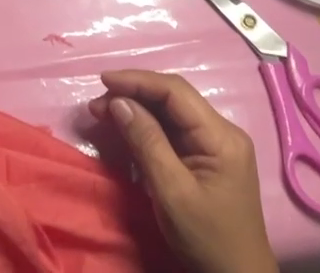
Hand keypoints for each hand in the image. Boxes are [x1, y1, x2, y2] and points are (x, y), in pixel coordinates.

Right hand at [91, 70, 275, 272]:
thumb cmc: (206, 239)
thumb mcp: (172, 192)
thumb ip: (146, 141)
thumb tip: (119, 101)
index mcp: (221, 137)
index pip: (175, 91)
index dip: (137, 80)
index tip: (102, 80)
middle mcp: (222, 132)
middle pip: (172, 98)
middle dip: (133, 94)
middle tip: (97, 105)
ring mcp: (216, 145)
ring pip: (170, 112)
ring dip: (137, 109)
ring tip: (103, 113)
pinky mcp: (206, 158)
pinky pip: (173, 130)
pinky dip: (146, 126)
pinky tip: (125, 129)